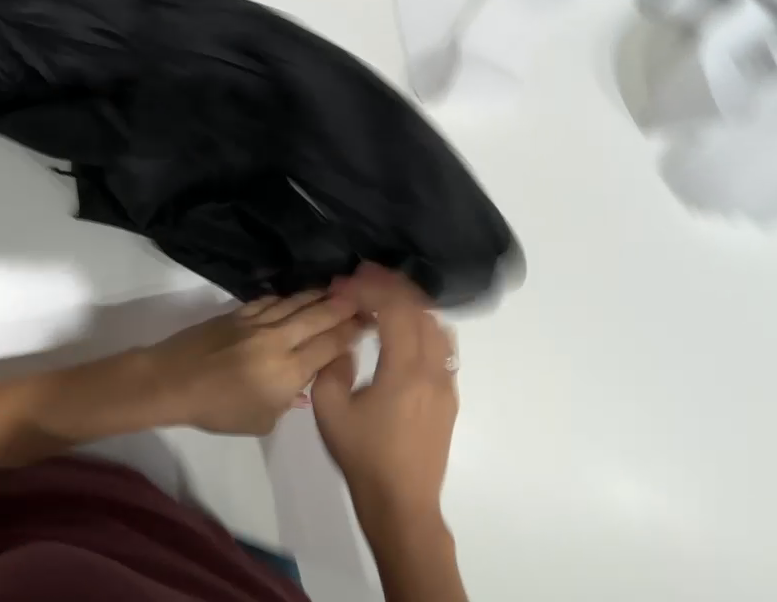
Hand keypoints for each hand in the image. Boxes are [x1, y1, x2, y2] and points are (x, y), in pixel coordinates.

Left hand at [142, 289, 363, 436]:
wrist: (171, 380)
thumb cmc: (218, 409)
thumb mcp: (263, 419)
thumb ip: (288, 399)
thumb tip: (299, 383)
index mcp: (289, 370)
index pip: (330, 346)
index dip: (352, 333)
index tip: (371, 322)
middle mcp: (276, 340)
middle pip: (316, 318)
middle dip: (343, 307)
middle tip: (364, 299)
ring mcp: (252, 323)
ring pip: (292, 304)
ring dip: (316, 297)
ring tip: (337, 290)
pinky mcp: (232, 315)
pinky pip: (266, 302)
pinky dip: (284, 298)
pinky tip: (294, 297)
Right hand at [313, 265, 458, 522]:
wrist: (400, 500)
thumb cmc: (361, 451)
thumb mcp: (329, 404)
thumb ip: (333, 363)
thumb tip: (341, 338)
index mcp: (405, 373)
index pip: (397, 312)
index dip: (371, 289)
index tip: (343, 281)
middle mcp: (433, 374)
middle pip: (423, 315)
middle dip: (393, 288)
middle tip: (361, 275)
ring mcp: (445, 387)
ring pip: (438, 330)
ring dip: (411, 306)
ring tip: (380, 295)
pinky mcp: (446, 400)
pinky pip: (441, 349)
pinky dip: (421, 327)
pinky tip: (397, 329)